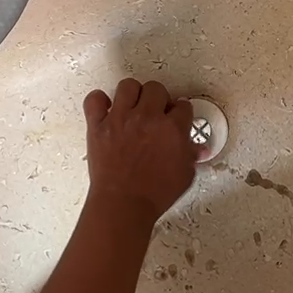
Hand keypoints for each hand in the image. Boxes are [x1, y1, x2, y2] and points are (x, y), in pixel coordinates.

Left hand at [82, 79, 198, 229]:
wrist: (123, 206)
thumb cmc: (153, 194)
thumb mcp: (184, 175)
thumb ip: (191, 155)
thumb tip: (198, 149)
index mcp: (172, 128)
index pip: (183, 106)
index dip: (181, 112)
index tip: (177, 116)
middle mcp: (147, 118)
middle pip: (156, 89)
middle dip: (160, 98)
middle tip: (157, 109)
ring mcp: (120, 119)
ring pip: (128, 86)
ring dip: (133, 94)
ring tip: (134, 105)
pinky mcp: (98, 126)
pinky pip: (94, 100)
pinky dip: (98, 101)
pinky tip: (106, 109)